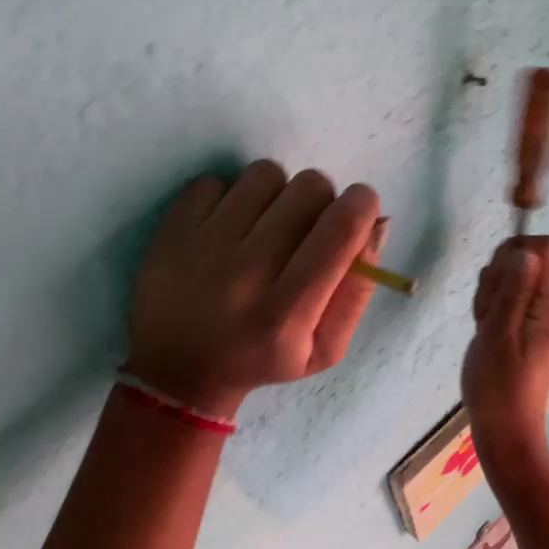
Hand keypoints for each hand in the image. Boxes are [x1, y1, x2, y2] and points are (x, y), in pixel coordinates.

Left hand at [125, 160, 387, 417]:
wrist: (175, 374)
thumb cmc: (263, 359)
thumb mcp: (325, 347)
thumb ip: (359, 287)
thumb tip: (377, 221)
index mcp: (285, 315)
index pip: (341, 230)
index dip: (362, 204)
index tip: (358, 207)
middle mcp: (243, 276)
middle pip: (308, 188)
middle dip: (320, 198)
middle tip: (306, 225)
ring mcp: (201, 247)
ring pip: (265, 174)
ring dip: (275, 193)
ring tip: (264, 223)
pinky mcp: (171, 229)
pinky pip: (218, 178)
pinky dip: (229, 197)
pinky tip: (227, 227)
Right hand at [461, 236, 548, 447]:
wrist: (505, 433)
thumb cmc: (499, 384)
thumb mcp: (500, 332)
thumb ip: (513, 289)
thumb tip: (525, 250)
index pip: (545, 248)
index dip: (516, 249)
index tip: (495, 277)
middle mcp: (548, 306)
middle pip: (525, 259)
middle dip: (498, 274)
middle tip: (487, 311)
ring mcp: (537, 318)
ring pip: (511, 278)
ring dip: (491, 293)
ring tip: (484, 326)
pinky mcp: (523, 329)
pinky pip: (507, 300)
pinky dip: (491, 308)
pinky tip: (484, 332)